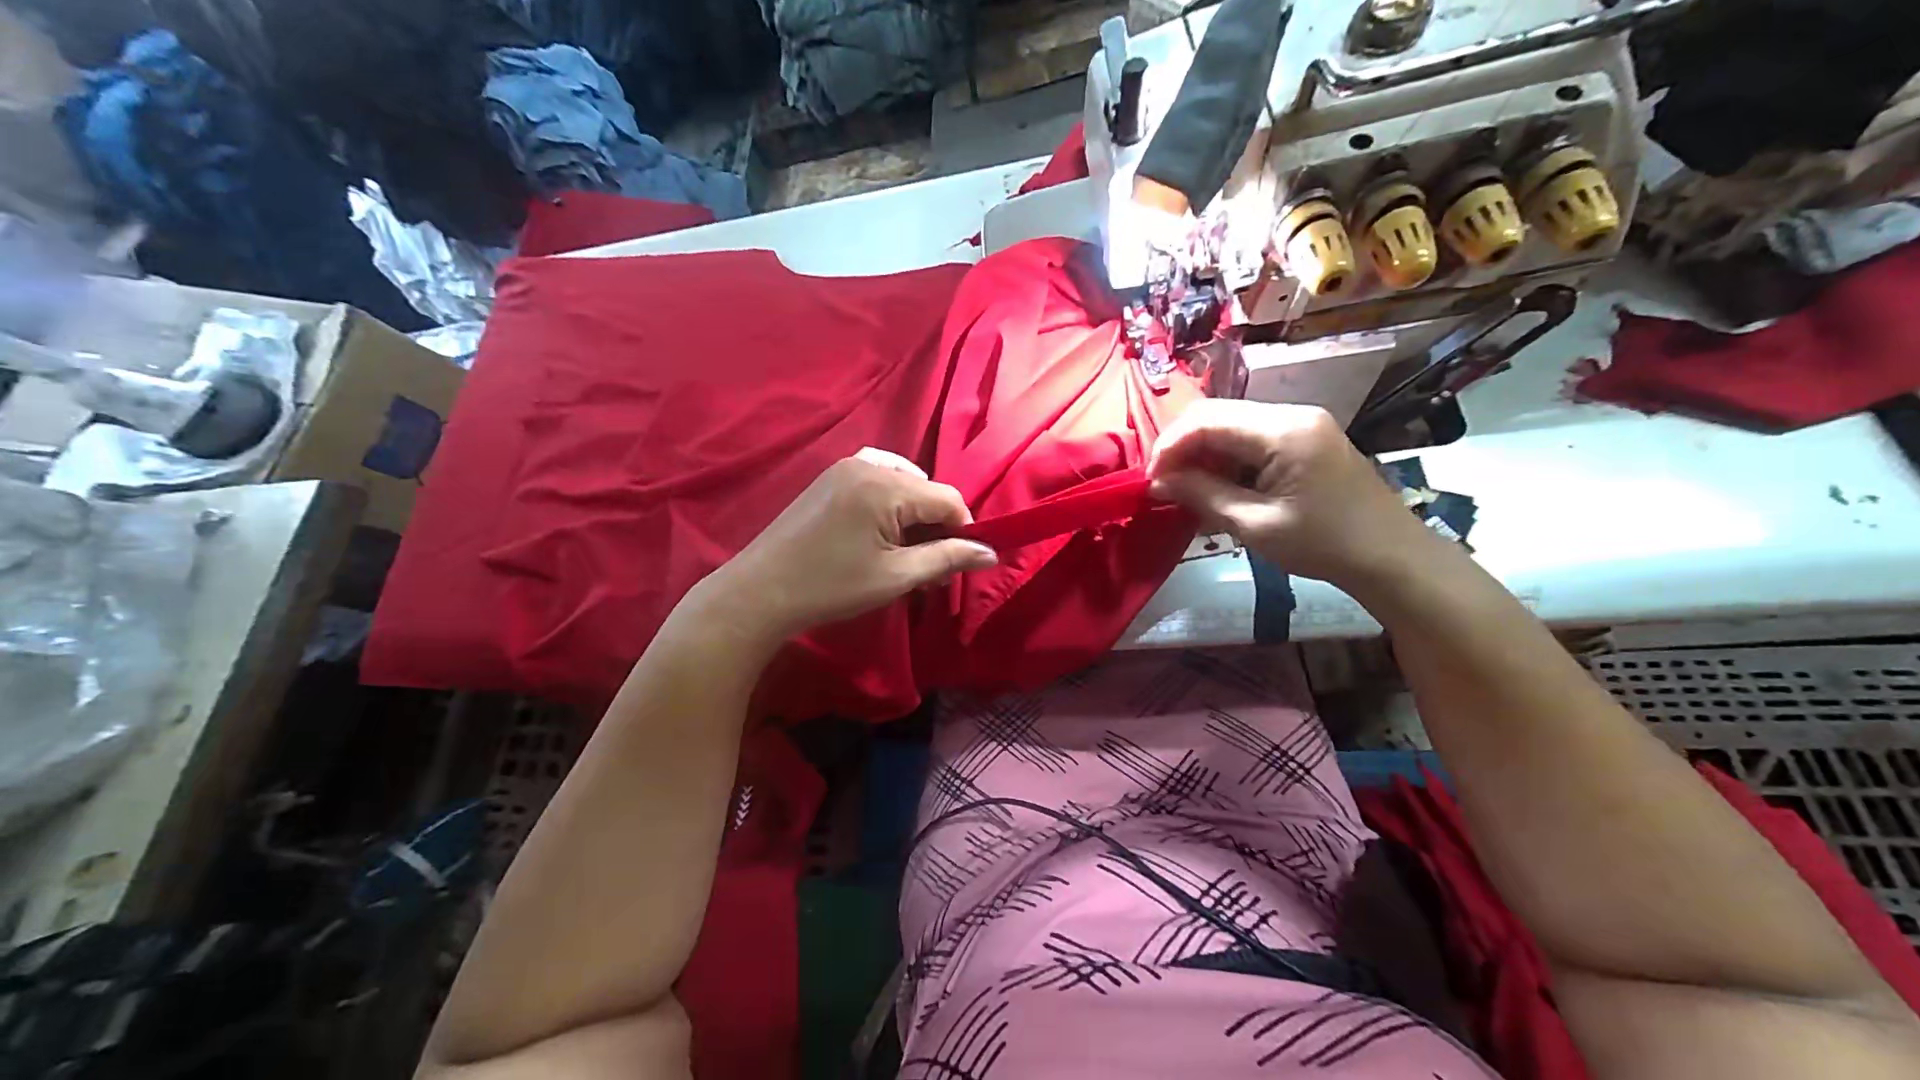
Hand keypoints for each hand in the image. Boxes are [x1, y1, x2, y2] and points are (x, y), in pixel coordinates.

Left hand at [696, 448, 997, 644]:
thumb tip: (991, 553)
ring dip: (914, 520)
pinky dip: (890, 508)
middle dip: (937, 528)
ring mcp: (844, 468)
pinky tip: (880, 536)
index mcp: (885, 485)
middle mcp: (868, 464)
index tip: (958, 566)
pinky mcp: (829, 479)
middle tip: (930, 571)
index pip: (948, 498)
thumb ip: (947, 558)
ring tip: (905, 557)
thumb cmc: (830, 587)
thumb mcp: (896, 577)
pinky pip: (877, 484)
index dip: (964, 531)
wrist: (759, 592)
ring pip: (903, 488)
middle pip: (925, 491)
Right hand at [1147, 400, 1439, 588]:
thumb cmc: (1324, 544)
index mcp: (1283, 430)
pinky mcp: (1306, 438)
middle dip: (1183, 448)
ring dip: (1203, 455)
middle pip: (1217, 416)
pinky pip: (1253, 439)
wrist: (1391, 557)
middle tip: (1164, 486)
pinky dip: (1228, 460)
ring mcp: (1302, 424)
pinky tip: (1218, 488)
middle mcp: (1292, 414)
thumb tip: (1157, 483)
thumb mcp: (1255, 524)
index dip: (1170, 446)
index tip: (1150, 481)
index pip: (1207, 419)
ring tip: (1188, 492)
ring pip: (1232, 426)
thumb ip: (1202, 496)